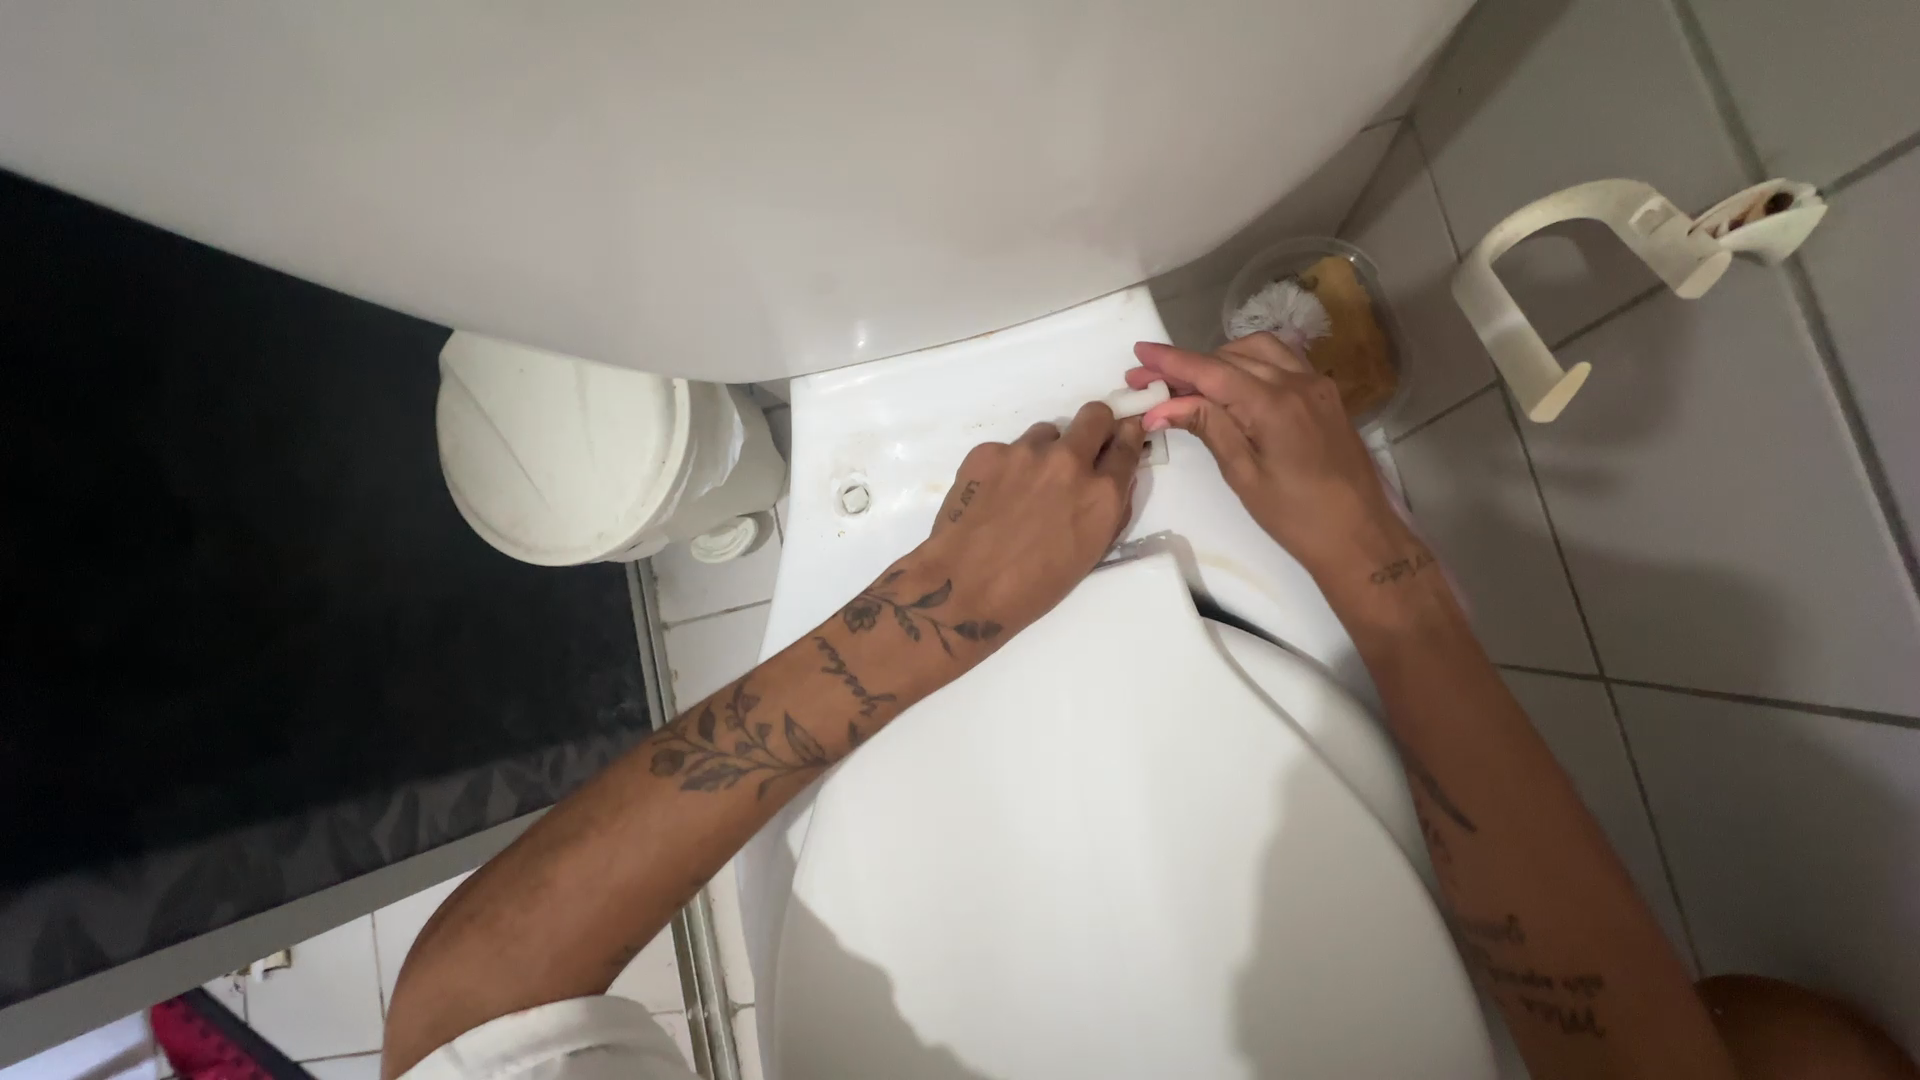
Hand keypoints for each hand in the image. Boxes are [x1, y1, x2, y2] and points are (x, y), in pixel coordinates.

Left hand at [899, 401, 1143, 644]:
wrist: (965, 587)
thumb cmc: (1033, 587)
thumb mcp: (1089, 553)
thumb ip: (1109, 510)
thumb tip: (1113, 481)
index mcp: (1101, 493)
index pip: (1128, 443)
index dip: (1126, 437)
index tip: (1121, 436)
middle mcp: (1068, 462)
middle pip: (1094, 415)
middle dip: (1094, 428)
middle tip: (1080, 450)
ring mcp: (1025, 452)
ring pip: (1046, 433)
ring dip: (1044, 453)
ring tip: (1024, 489)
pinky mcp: (987, 451)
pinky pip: (1007, 449)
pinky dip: (1005, 468)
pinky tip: (992, 498)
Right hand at [1125, 334, 1413, 580]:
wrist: (1359, 533)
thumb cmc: (1296, 516)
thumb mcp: (1242, 474)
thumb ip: (1208, 427)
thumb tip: (1164, 407)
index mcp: (1273, 404)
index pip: (1211, 371)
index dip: (1171, 361)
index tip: (1139, 352)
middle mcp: (1296, 382)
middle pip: (1231, 356)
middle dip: (1188, 365)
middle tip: (1153, 383)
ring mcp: (1315, 385)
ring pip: (1258, 351)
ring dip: (1219, 359)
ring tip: (1189, 383)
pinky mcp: (1324, 395)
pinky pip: (1282, 361)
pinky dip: (1250, 363)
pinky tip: (1233, 384)